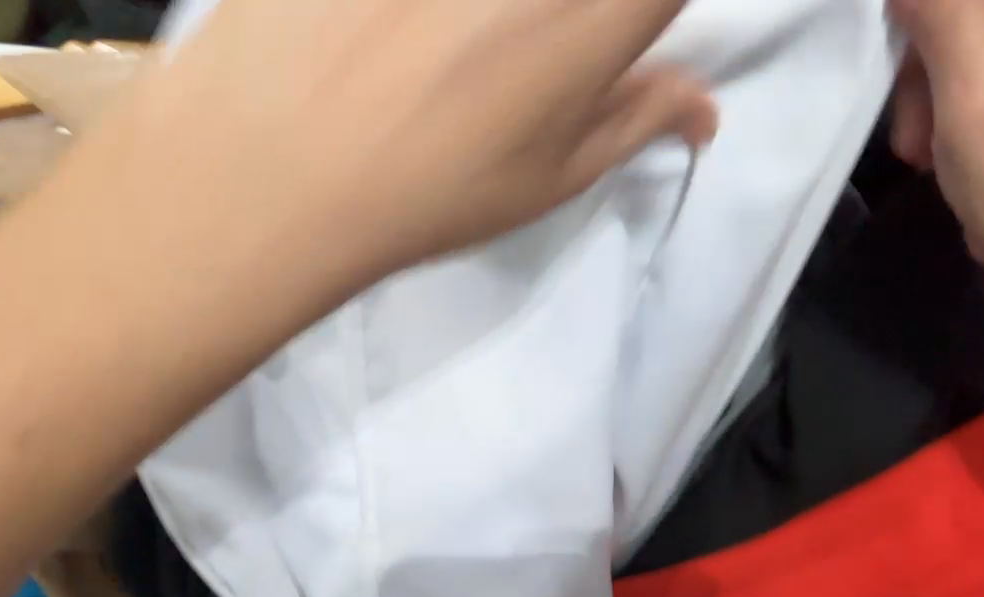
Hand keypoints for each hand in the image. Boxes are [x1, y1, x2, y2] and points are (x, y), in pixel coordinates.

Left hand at [127, 0, 718, 280]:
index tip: (605, 41)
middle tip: (509, 60)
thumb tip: (702, 106)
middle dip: (561, 23)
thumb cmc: (432, 191)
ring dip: (483, 25)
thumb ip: (636, 122)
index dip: (637, 16)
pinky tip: (391, 40)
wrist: (280, 167)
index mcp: (596, 11)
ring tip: (441, 53)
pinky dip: (418, 18)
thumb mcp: (548, 180)